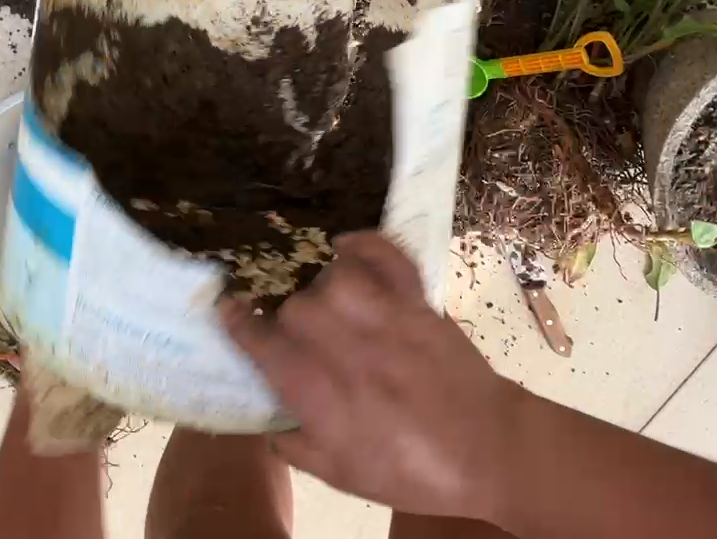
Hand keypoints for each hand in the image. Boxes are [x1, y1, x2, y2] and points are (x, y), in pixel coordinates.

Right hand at [220, 231, 529, 520]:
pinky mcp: (418, 303)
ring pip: (337, 279)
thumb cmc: (415, 469)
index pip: (269, 351)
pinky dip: (366, 242)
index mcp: (329, 399)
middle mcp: (353, 353)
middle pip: (298, 309)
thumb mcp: (347, 475)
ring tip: (321, 293)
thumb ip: (301, 447)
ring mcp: (389, 321)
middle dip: (285, 314)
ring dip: (321, 281)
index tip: (227, 310)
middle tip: (292, 327)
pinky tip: (346, 243)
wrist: (489, 449)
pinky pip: (390, 257)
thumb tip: (269, 427)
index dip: (241, 327)